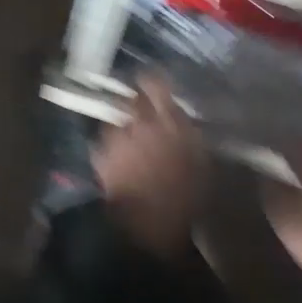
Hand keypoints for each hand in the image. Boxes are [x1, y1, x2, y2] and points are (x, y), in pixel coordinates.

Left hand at [92, 74, 209, 256]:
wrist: (145, 222)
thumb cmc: (183, 198)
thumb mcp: (202, 165)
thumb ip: (192, 137)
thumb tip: (187, 124)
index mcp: (170, 122)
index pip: (157, 85)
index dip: (154, 81)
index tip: (155, 83)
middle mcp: (140, 122)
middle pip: (132, 97)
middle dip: (136, 100)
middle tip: (143, 110)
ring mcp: (117, 135)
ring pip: (117, 118)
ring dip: (123, 123)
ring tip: (130, 137)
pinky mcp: (99, 152)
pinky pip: (105, 140)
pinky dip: (111, 144)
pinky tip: (118, 156)